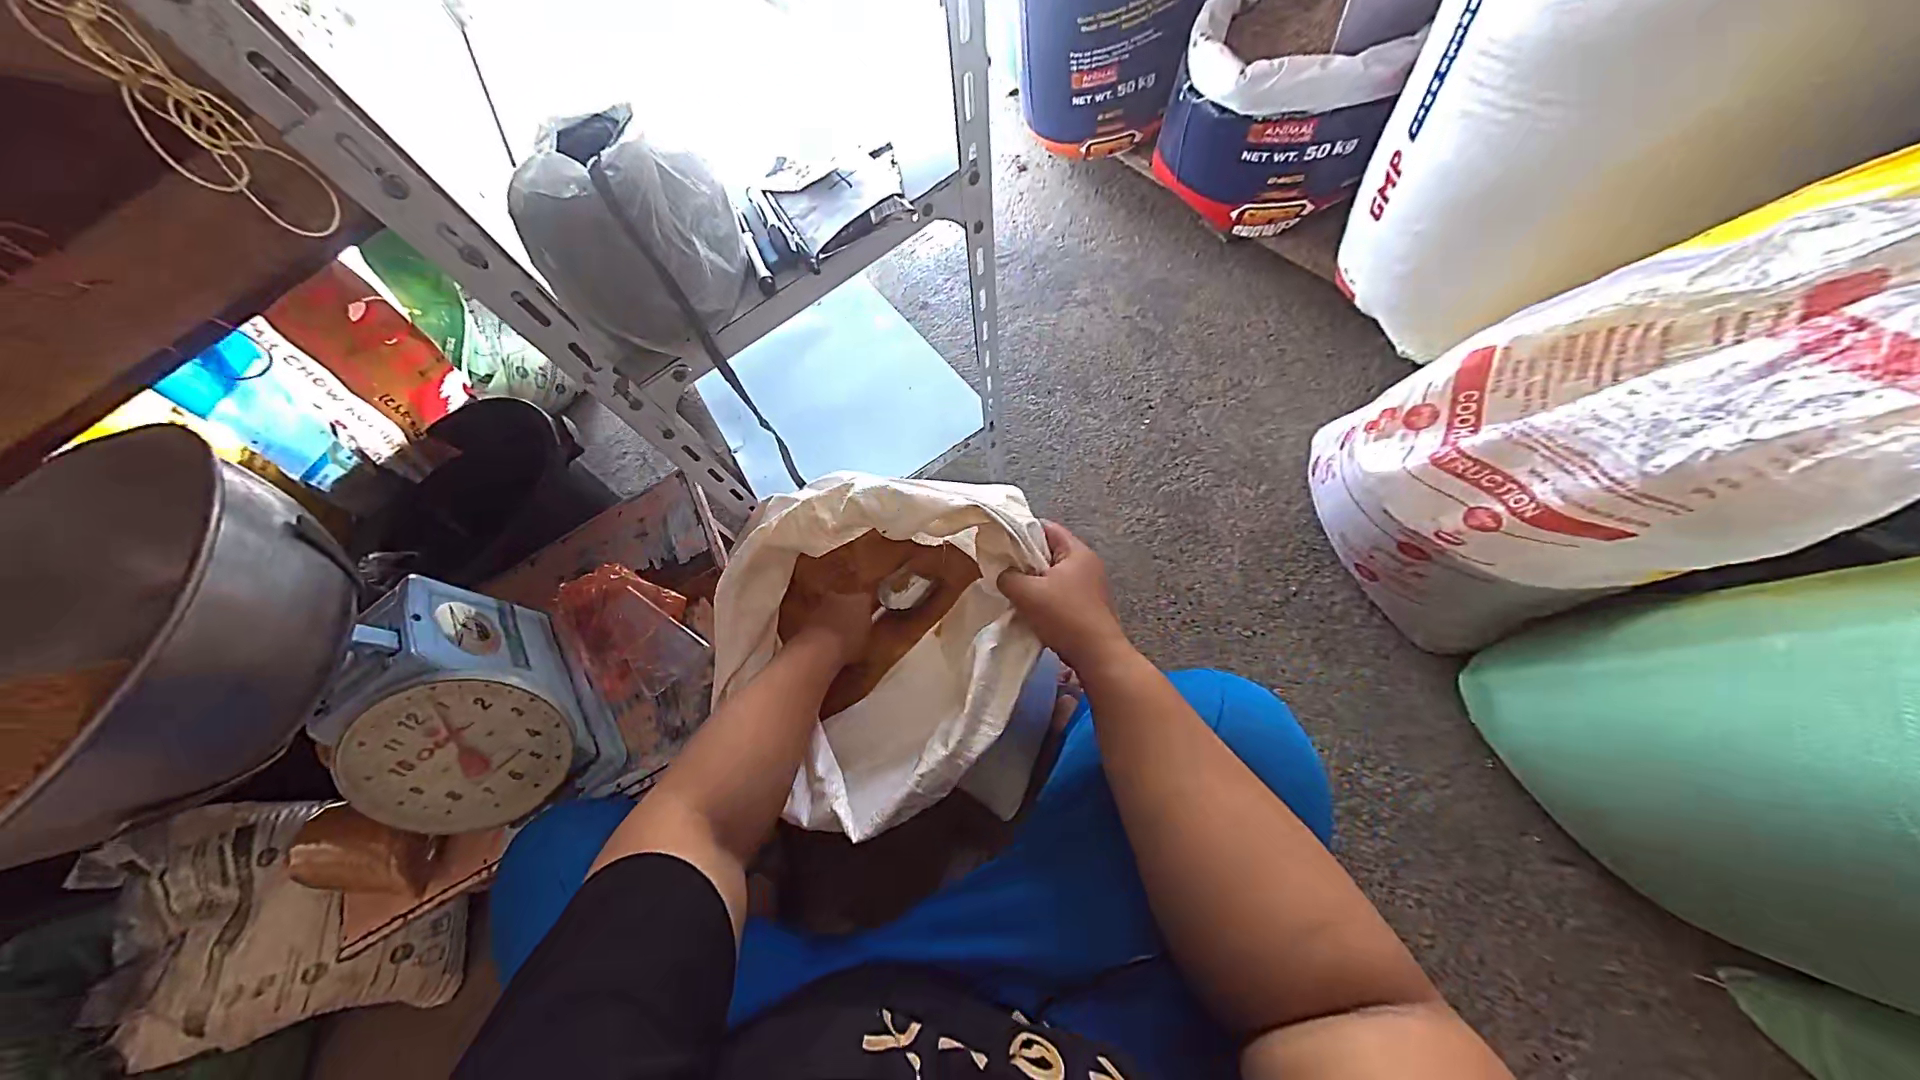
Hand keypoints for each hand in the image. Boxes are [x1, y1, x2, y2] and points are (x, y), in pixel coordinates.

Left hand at [789, 589, 876, 668]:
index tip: (865, 621)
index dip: (865, 610)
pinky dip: (820, 626)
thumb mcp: (868, 640)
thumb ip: (866, 628)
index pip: (866, 600)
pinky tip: (823, 640)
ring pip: (831, 608)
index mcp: (861, 600)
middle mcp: (841, 596)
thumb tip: (864, 627)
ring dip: (832, 618)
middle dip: (847, 611)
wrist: (819, 649)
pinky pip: (819, 618)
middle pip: (846, 600)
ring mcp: (823, 603)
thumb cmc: (850, 644)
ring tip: (835, 636)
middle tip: (850, 627)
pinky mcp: (808, 614)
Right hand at [997, 521, 1132, 671]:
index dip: (1022, 531)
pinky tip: (1031, 609)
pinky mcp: (1089, 605)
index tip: (1002, 544)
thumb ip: (1008, 577)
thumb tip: (1004, 574)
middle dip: (1026, 560)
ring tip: (1015, 591)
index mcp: (1077, 552)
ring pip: (1054, 574)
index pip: (1047, 528)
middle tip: (1004, 569)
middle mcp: (1087, 564)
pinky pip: (1061, 592)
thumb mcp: (1027, 593)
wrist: (1097, 655)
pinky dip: (1045, 597)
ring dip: (1034, 582)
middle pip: (1050, 551)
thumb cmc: (1064, 616)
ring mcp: (1091, 585)